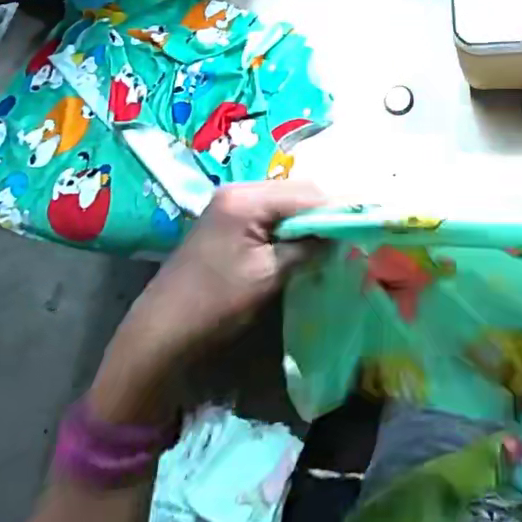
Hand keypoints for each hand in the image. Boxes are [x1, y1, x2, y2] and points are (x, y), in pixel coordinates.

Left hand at [88, 181, 322, 423]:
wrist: (161, 331)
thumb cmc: (216, 304)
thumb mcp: (269, 276)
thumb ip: (307, 248)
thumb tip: (340, 235)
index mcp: (246, 199)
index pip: (307, 192)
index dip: (336, 210)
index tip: (360, 230)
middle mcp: (238, 190)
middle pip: (296, 191)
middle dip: (322, 213)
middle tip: (346, 238)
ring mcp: (231, 202)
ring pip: (285, 201)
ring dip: (306, 220)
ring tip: (327, 244)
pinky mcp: (228, 218)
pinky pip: (270, 212)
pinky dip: (289, 225)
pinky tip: (301, 244)